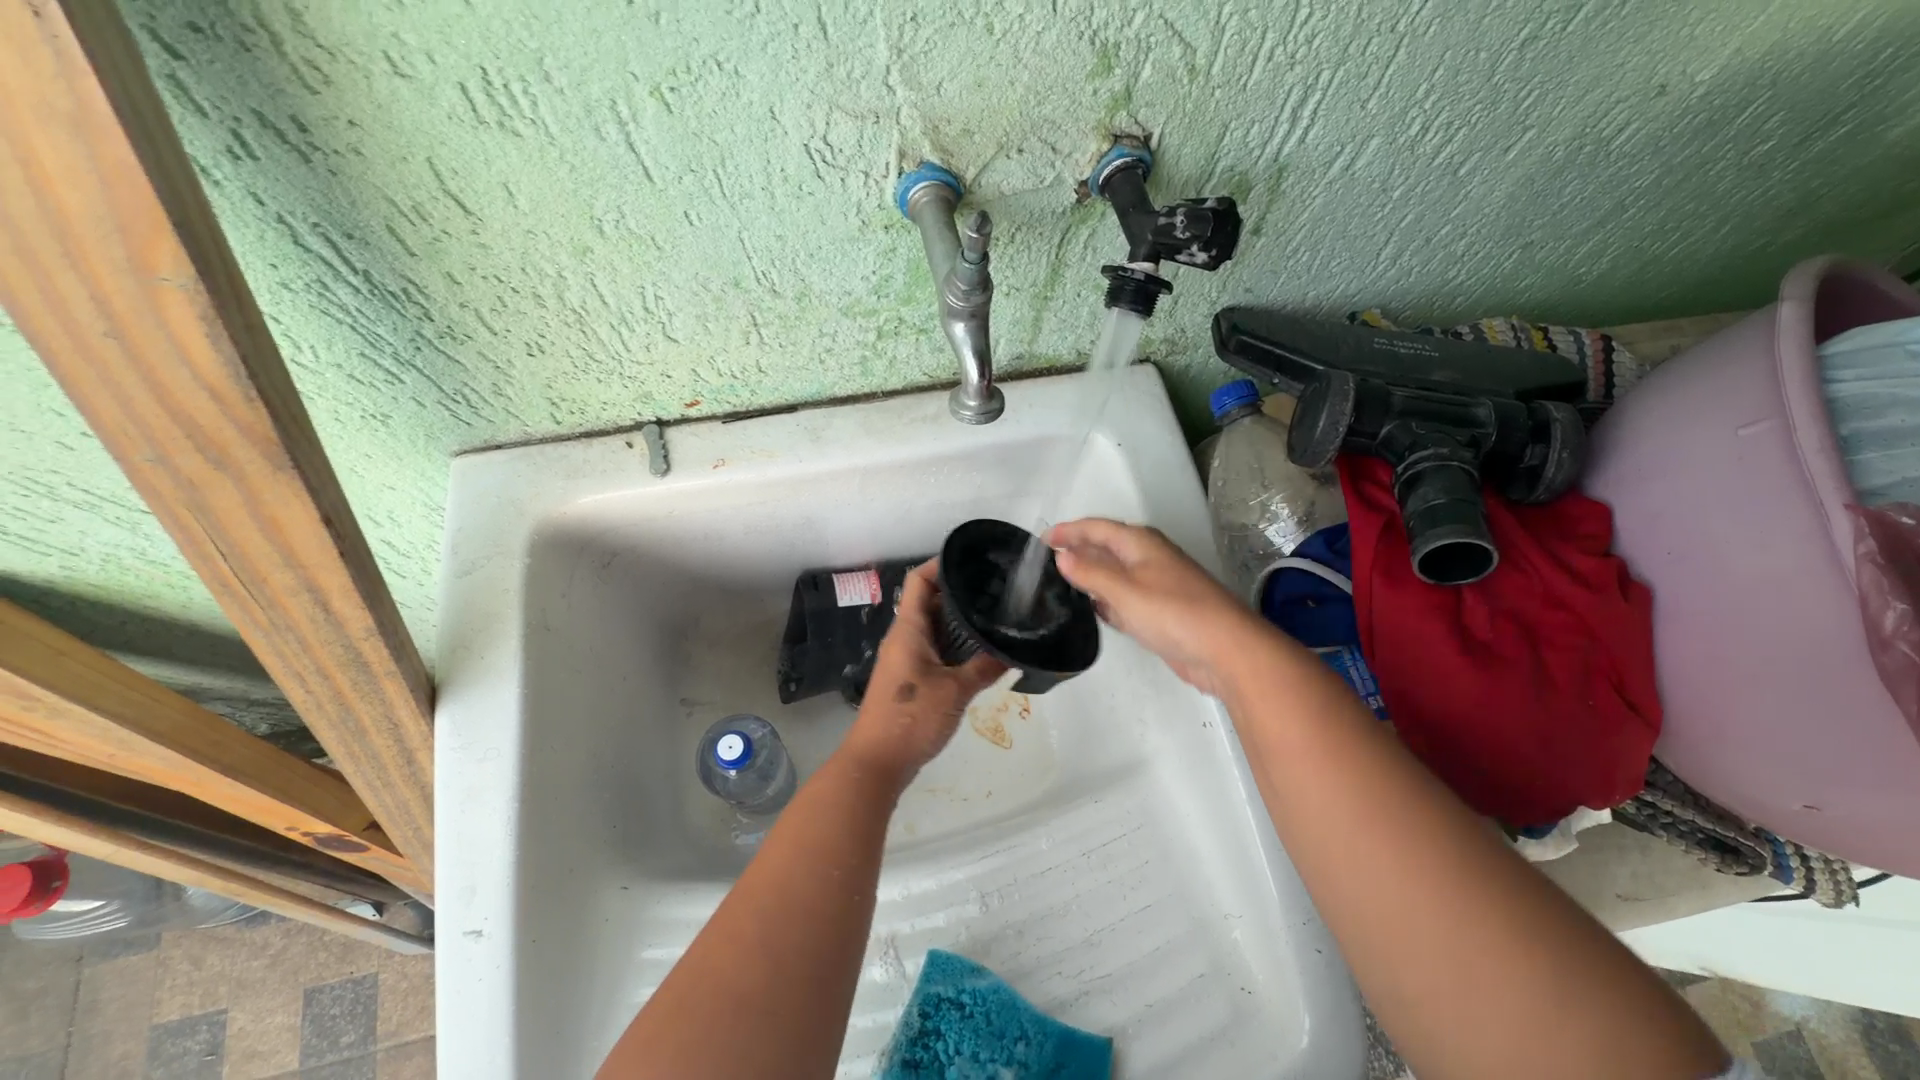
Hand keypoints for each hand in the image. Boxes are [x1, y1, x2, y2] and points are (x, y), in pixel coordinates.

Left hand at [840, 560, 1005, 786]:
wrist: (878, 762)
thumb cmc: (911, 719)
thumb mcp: (955, 690)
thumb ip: (984, 667)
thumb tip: (1013, 650)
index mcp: (908, 630)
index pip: (920, 580)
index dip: (942, 564)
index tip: (974, 561)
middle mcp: (904, 638)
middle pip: (930, 602)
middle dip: (960, 594)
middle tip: (997, 591)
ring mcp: (906, 660)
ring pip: (934, 629)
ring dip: (960, 623)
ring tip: (996, 618)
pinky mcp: (911, 680)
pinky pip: (935, 651)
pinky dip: (956, 647)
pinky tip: (982, 654)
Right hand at [1048, 518, 1276, 696]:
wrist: (1225, 650)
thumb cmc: (1173, 613)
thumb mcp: (1124, 591)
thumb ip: (1090, 573)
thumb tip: (1062, 555)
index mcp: (1141, 544)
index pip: (1097, 528)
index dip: (1069, 531)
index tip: (1041, 540)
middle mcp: (1148, 559)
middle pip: (1106, 548)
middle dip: (1078, 551)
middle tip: (1044, 562)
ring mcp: (1155, 586)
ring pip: (1114, 575)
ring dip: (1090, 577)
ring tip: (1058, 585)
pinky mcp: (1159, 613)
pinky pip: (1123, 599)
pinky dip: (1105, 601)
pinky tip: (1091, 611)